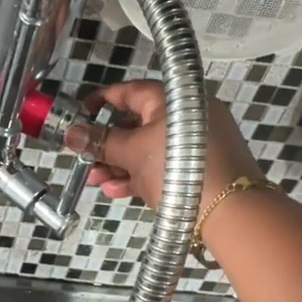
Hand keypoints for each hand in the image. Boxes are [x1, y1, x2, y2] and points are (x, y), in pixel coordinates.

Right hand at [66, 80, 263, 207]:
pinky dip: (139, 174)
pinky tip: (116, 190)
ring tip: (96, 179)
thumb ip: (100, 141)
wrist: (230, 211)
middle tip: (84, 156)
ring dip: (118, 163)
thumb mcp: (133, 153)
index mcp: (173, 98)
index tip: (79, 113)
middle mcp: (187, 114)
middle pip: (136, 122)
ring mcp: (194, 143)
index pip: (129, 91)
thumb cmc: (179, 170)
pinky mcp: (198, 168)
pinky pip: (162, 165)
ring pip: (147, 147)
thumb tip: (71, 133)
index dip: (101, 100)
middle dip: (106, 142)